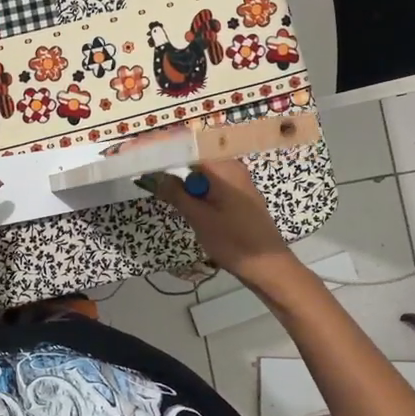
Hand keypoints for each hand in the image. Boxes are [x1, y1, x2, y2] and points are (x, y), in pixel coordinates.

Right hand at [152, 158, 295, 284]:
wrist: (269, 266)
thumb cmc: (234, 241)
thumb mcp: (199, 219)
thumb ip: (177, 194)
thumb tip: (157, 177)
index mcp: (225, 169)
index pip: (190, 149)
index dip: (166, 151)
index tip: (145, 156)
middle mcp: (234, 169)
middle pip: (197, 158)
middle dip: (174, 165)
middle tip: (149, 173)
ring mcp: (239, 182)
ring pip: (204, 173)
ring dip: (185, 179)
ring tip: (161, 185)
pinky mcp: (240, 196)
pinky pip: (214, 183)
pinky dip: (198, 188)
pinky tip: (185, 198)